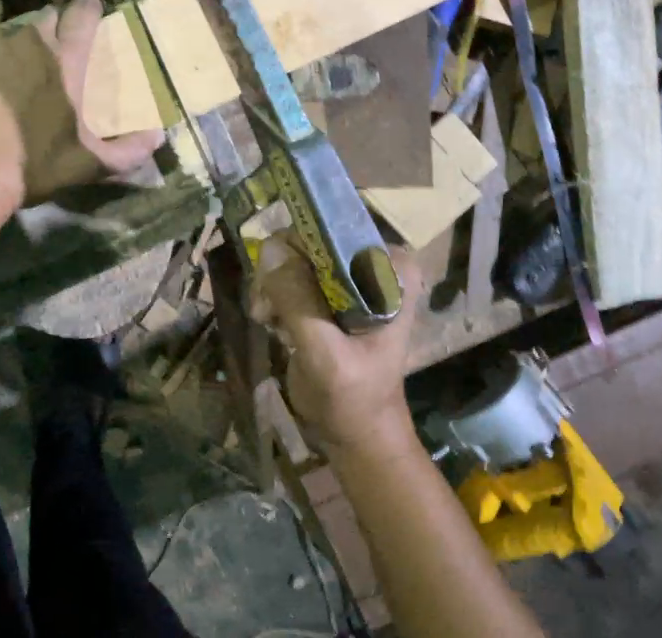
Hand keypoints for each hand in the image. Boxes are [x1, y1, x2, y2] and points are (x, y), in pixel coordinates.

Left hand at [0, 0, 164, 208]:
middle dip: (53, 30)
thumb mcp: (87, 165)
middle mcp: (26, 41)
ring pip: (8, 35)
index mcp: (63, 59)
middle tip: (53, 56)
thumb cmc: (32, 166)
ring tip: (13, 77)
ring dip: (15, 49)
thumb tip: (158, 138)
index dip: (90, 10)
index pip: (83, 14)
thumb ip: (127, 151)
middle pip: (45, 19)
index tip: (92, 11)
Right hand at [254, 236, 421, 451]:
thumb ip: (298, 300)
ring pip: (292, 252)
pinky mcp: (330, 288)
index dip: (302, 245)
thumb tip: (269, 249)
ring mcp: (350, 274)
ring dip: (272, 283)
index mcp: (393, 268)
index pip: (337, 226)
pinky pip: (288, 269)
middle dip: (282, 269)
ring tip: (269, 318)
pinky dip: (273, 292)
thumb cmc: (352, 398)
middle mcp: (375, 261)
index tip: (279, 282)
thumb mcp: (324, 354)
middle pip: (309, 235)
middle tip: (268, 307)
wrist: (356, 433)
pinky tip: (272, 320)